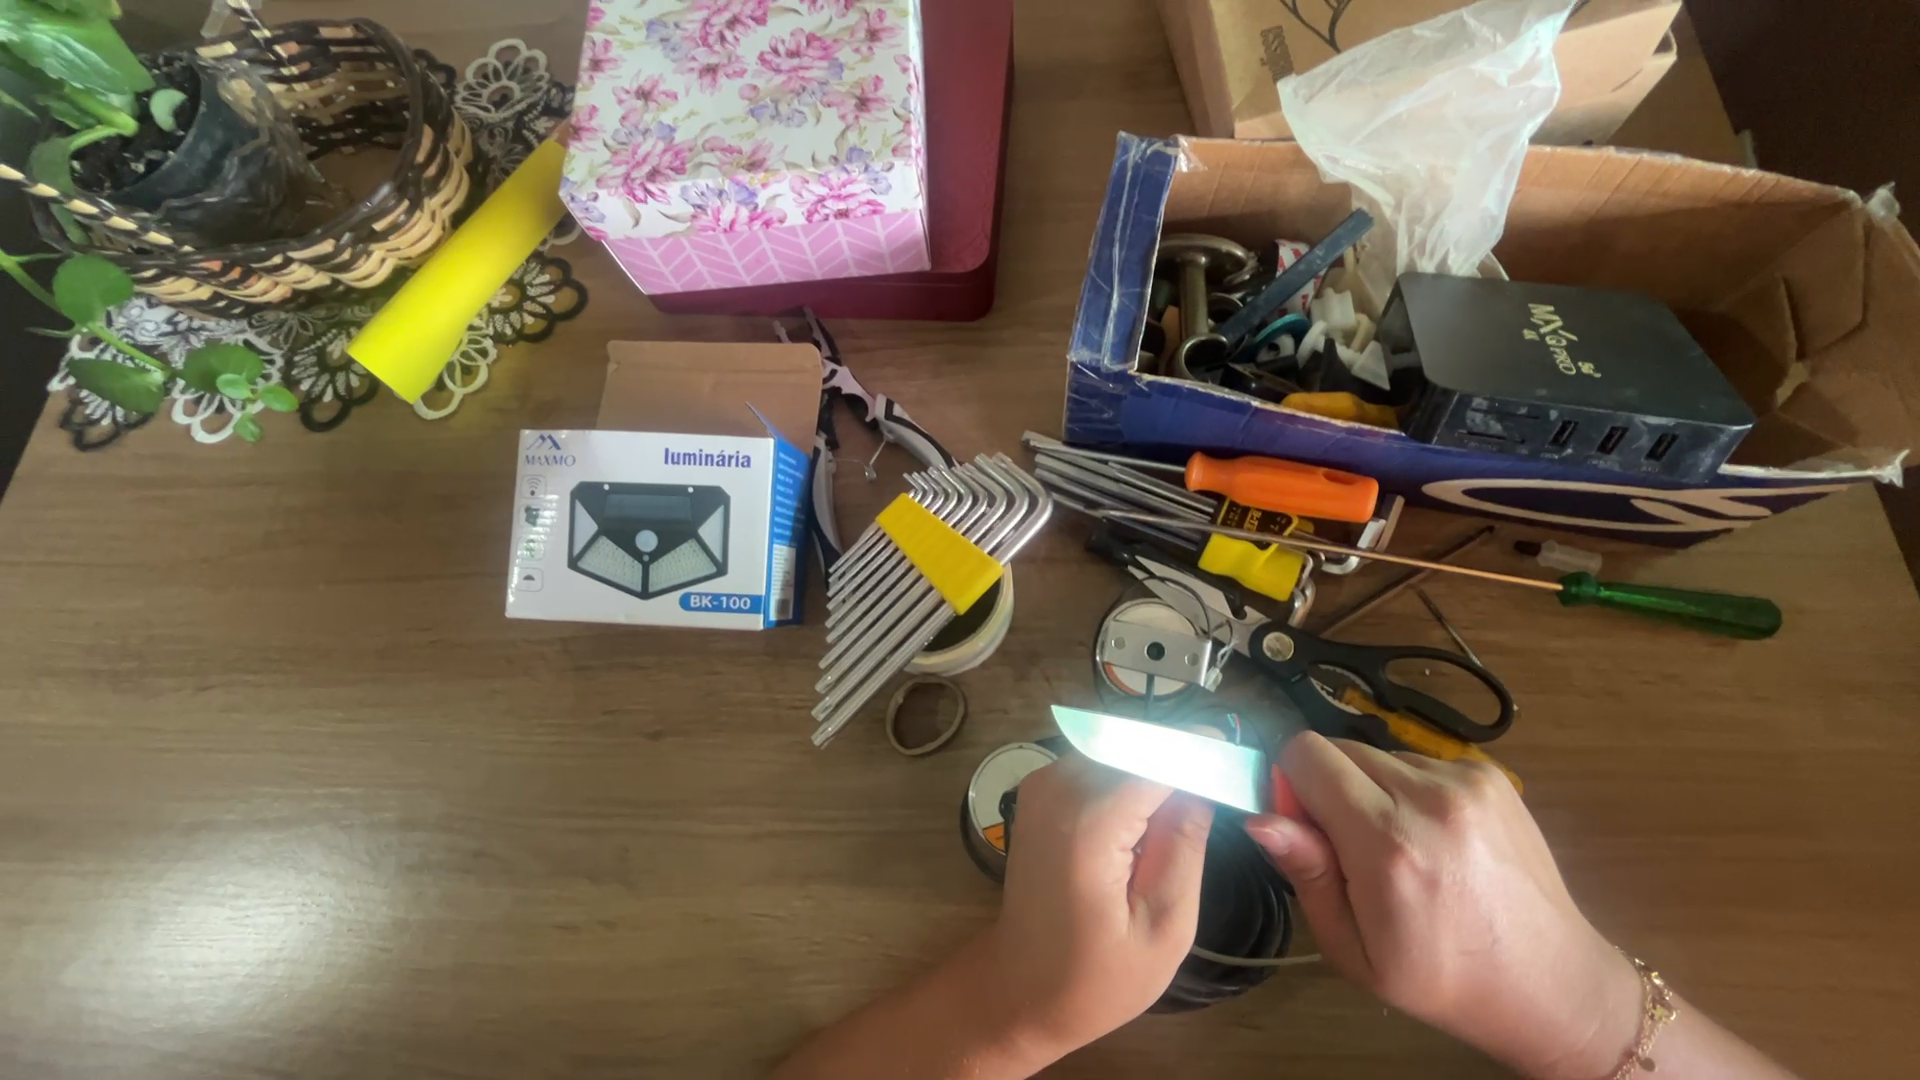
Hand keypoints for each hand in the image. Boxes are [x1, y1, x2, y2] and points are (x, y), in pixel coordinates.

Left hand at [985, 755, 1214, 1061]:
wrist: (1021, 986)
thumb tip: (1208, 779)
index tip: (1241, 759)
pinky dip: (1129, 770)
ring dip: (1155, 760)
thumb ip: (1185, 842)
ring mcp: (1042, 783)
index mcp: (1088, 821)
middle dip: (1180, 752)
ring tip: (1195, 797)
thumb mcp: (1164, 923)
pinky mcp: (1040, 789)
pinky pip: (1096, 758)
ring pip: (1115, 744)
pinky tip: (1155, 805)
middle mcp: (1057, 786)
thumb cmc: (1097, 975)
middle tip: (1226, 779)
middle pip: (1133, 742)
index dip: (1200, 750)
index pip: (1155, 757)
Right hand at [1245, 733, 1642, 1079]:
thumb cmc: (1440, 979)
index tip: (1303, 823)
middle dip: (1327, 785)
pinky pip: (1416, 761)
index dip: (1290, 781)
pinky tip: (1433, 835)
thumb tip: (1259, 818)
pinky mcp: (1490, 776)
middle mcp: (1427, 798)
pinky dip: (1408, 788)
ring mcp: (1466, 781)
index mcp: (1387, 843)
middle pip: (1336, 748)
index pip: (1305, 754)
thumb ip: (1305, 873)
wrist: (1556, 987)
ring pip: (1376, 753)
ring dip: (1369, 787)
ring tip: (1399, 843)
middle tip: (1347, 842)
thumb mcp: (1353, 949)